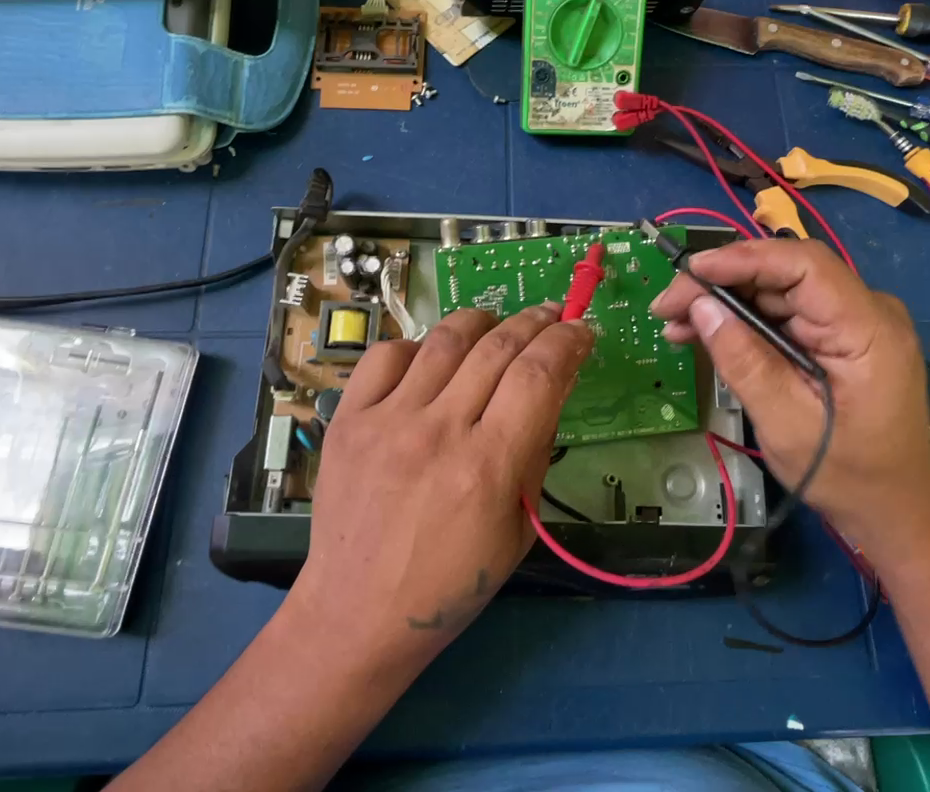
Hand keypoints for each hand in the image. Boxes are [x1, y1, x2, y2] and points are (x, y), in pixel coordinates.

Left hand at [287, 304, 594, 664]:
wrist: (358, 612)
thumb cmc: (451, 583)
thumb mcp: (519, 529)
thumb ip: (537, 452)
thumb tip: (554, 385)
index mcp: (487, 467)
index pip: (539, 374)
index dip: (568, 342)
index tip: (581, 332)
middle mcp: (437, 432)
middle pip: (498, 346)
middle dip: (535, 321)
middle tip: (551, 317)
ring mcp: (387, 421)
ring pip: (444, 339)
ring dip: (482, 321)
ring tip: (497, 326)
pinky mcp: (349, 420)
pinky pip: (387, 355)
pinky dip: (418, 346)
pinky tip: (431, 360)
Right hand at [649, 239, 929, 555]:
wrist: (892, 507)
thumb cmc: (847, 474)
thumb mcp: (787, 424)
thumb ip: (745, 362)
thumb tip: (701, 306)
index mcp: (869, 329)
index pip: (805, 265)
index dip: (744, 258)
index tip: (691, 271)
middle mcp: (866, 311)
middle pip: (786, 273)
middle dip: (722, 281)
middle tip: (667, 305)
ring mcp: (852, 322)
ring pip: (778, 290)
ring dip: (725, 300)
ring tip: (675, 322)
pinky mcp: (837, 335)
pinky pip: (784, 313)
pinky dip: (742, 319)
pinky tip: (704, 331)